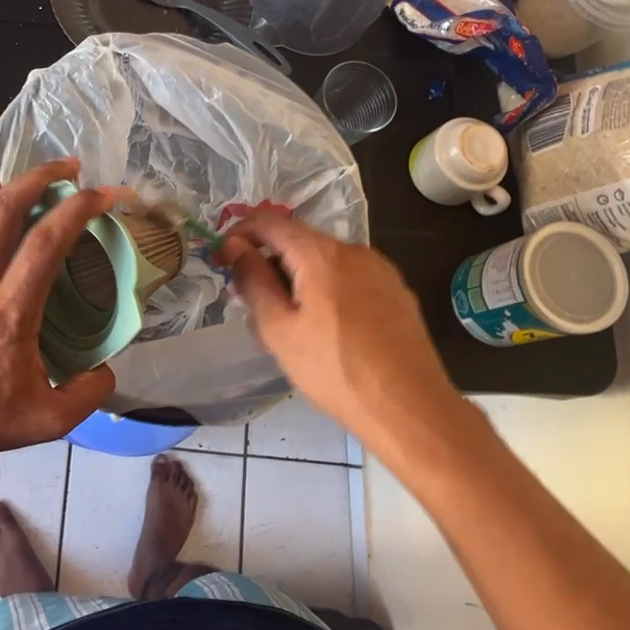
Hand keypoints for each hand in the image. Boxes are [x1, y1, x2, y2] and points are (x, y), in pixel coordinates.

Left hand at [0, 159, 117, 473]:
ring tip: (43, 178)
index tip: (107, 194)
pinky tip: (0, 205)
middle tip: (72, 168)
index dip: (80, 208)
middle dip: (41, 176)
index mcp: (12, 310)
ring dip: (15, 189)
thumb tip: (104, 368)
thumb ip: (89, 390)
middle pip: (6, 209)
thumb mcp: (52, 419)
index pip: (48, 240)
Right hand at [219, 213, 467, 449]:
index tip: (221, 260)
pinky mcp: (397, 292)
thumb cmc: (334, 370)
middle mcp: (355, 251)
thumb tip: (235, 247)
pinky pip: (349, 278)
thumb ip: (254, 281)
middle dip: (268, 262)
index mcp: (322, 255)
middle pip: (299, 241)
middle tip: (249, 301)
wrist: (409, 407)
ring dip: (296, 278)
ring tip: (285, 322)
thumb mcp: (279, 330)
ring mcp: (381, 270)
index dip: (239, 233)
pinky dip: (325, 289)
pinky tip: (323, 328)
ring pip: (325, 262)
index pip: (270, 222)